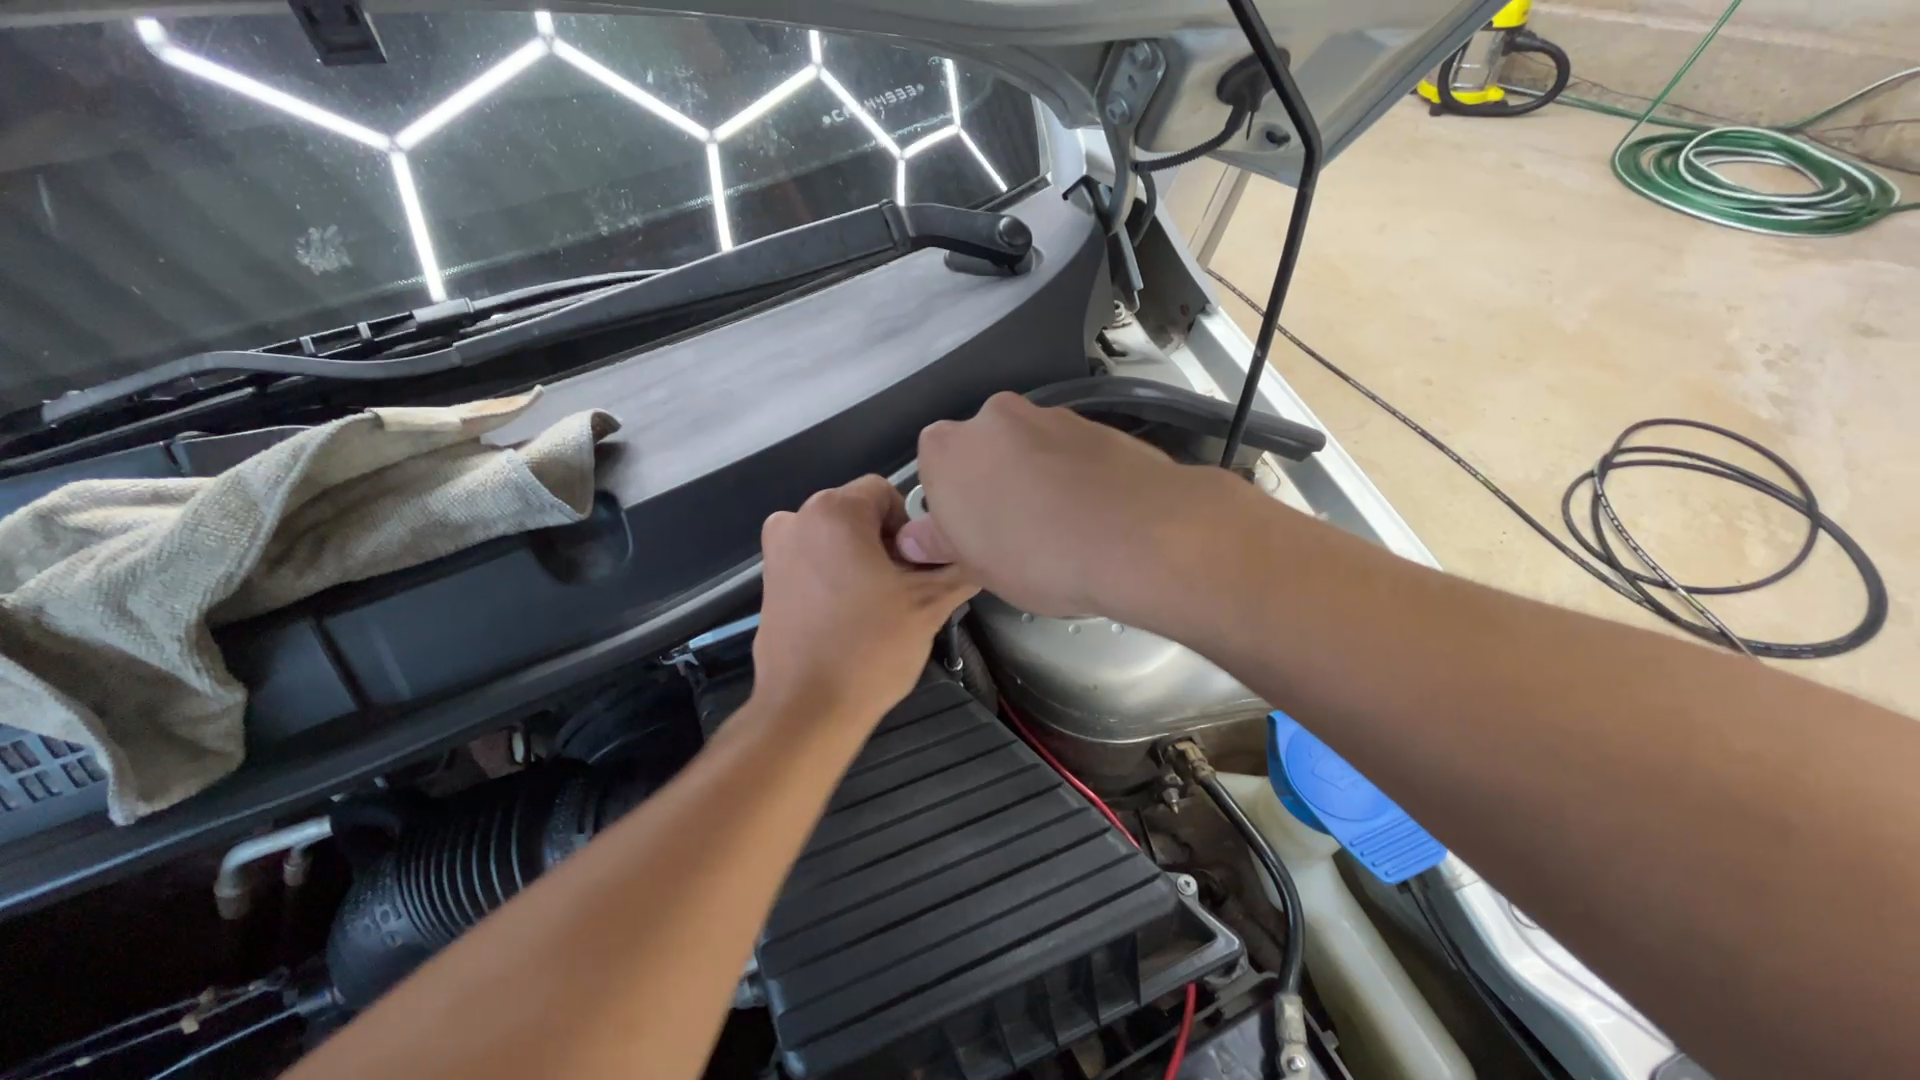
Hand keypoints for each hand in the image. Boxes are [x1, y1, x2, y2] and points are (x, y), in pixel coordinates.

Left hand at [753, 475, 977, 727]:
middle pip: (859, 513)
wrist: (807, 709)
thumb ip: (961, 567)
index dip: (910, 525)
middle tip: (905, 589)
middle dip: (887, 543)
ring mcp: (776, 552)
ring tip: (880, 606)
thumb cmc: (870, 649)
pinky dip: (836, 577)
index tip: (918, 567)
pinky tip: (852, 617)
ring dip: (862, 560)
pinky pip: (814, 562)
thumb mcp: (930, 605)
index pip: (886, 491)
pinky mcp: (768, 583)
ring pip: (836, 540)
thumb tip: (983, 553)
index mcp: (832, 511)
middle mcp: (796, 519)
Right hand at [897, 393, 1244, 619]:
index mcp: (948, 448)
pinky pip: (1072, 451)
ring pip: (1030, 447)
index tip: (974, 536)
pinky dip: (1076, 473)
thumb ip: (939, 541)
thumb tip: (914, 536)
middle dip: (995, 484)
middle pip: (984, 450)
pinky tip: (1095, 513)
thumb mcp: (976, 565)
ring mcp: (1050, 415)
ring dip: (1037, 477)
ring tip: (1064, 528)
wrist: (1139, 536)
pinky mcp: (1097, 423)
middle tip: (1016, 535)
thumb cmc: (1039, 557)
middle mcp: (994, 416)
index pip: (935, 469)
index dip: (954, 505)